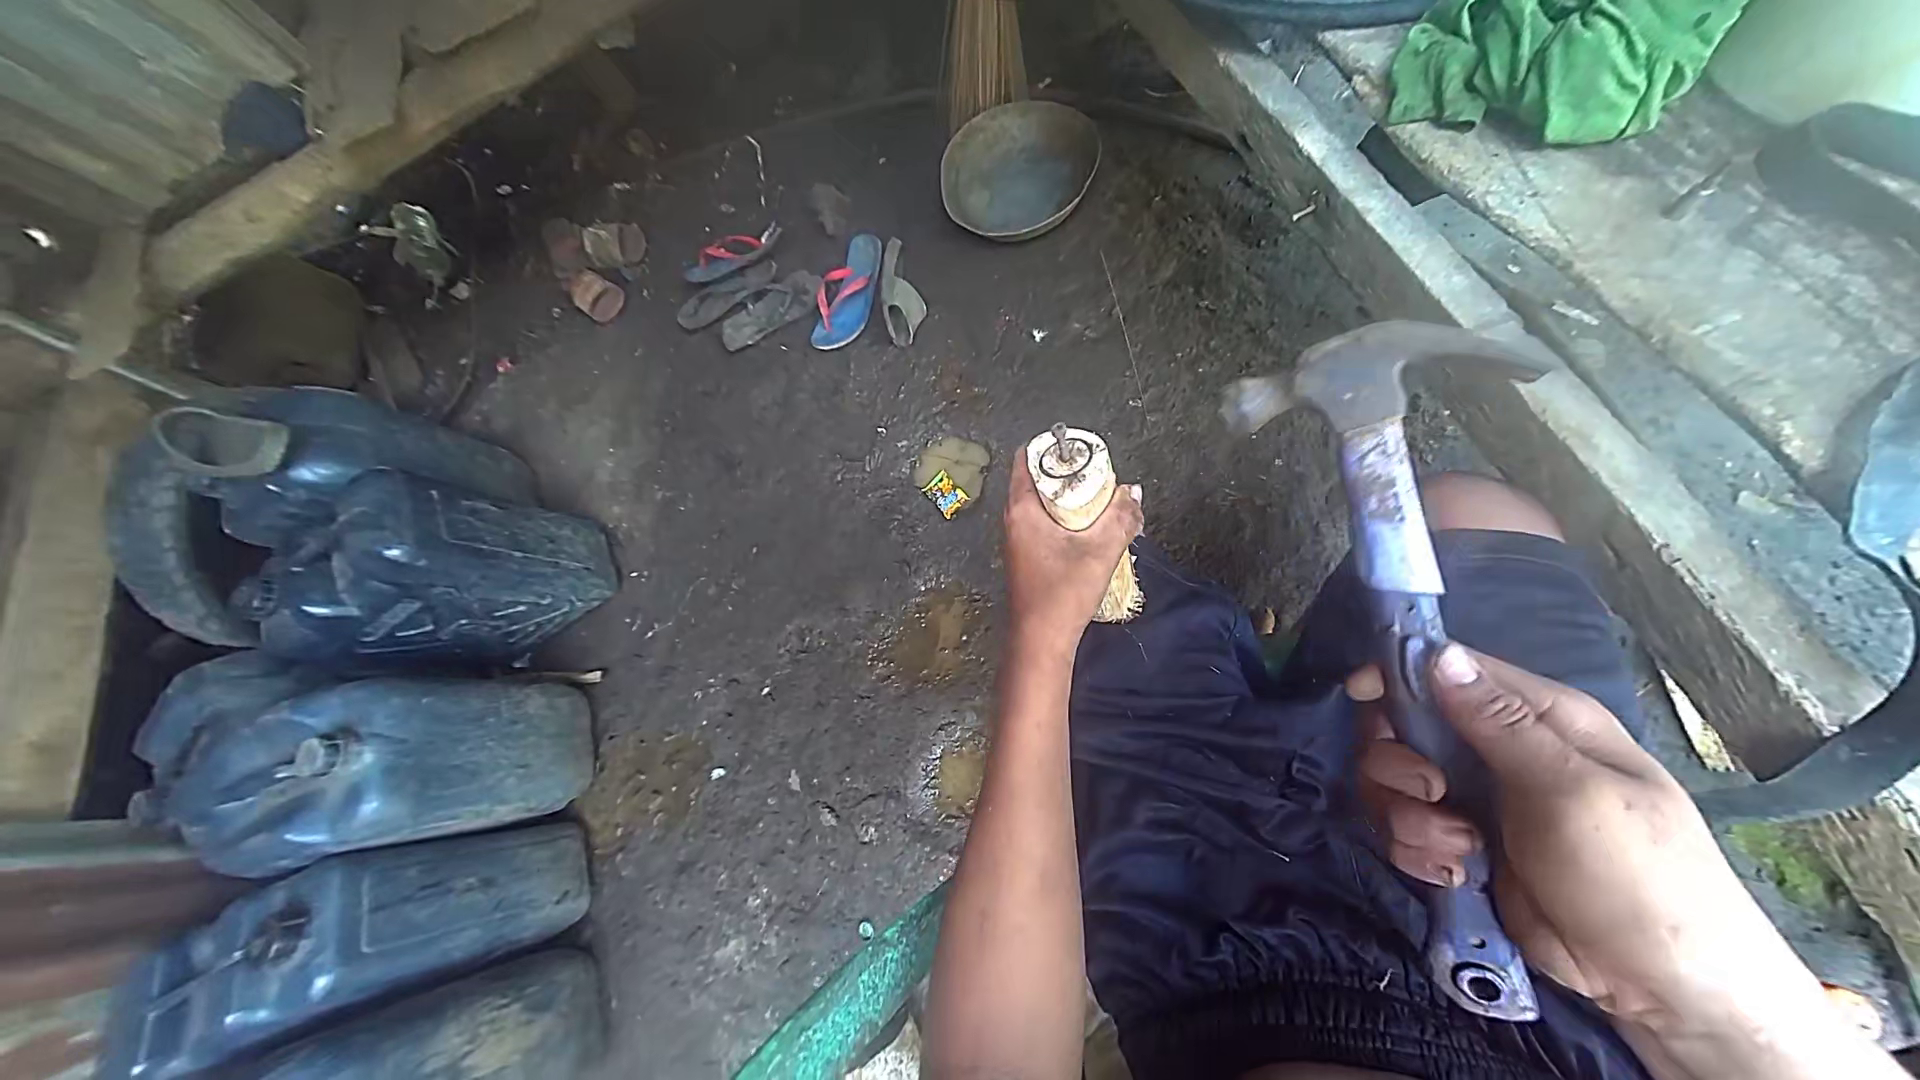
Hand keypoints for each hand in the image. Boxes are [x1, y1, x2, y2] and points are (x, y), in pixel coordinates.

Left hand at [1002, 463, 1141, 646]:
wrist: (1040, 639)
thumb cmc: (1062, 593)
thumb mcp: (1101, 550)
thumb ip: (1121, 517)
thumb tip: (1133, 493)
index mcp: (1021, 509)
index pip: (1027, 458)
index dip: (1053, 447)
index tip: (1081, 448)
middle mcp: (1013, 520)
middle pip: (1037, 480)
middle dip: (1068, 474)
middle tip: (1097, 475)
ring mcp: (1018, 539)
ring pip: (1043, 505)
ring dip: (1069, 500)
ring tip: (1099, 502)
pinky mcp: (1027, 556)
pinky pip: (1044, 524)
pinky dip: (1065, 520)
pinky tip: (1089, 531)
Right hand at [1351, 645, 1825, 1030]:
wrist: (1659, 992)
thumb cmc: (1635, 878)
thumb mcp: (1572, 792)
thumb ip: (1500, 722)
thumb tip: (1438, 653)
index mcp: (1538, 718)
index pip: (1447, 668)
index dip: (1396, 674)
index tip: (1362, 696)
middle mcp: (1496, 747)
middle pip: (1400, 723)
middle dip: (1398, 761)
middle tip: (1430, 792)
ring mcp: (1473, 795)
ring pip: (1391, 778)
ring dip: (1408, 815)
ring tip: (1455, 847)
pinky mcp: (1455, 838)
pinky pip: (1400, 824)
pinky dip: (1416, 847)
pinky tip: (1455, 870)